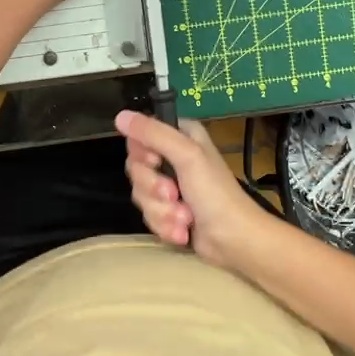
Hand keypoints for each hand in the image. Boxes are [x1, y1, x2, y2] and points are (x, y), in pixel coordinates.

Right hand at [116, 109, 270, 267]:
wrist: (233, 239)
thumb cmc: (215, 193)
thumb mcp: (187, 156)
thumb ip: (153, 133)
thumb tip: (120, 116)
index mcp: (180, 137)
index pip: (140, 136)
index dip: (142, 154)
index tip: (155, 163)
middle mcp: (173, 157)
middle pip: (136, 168)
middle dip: (153, 189)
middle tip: (174, 195)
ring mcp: (170, 186)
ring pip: (141, 195)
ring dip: (162, 211)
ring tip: (184, 218)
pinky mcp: (168, 211)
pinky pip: (149, 215)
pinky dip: (165, 226)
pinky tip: (182, 231)